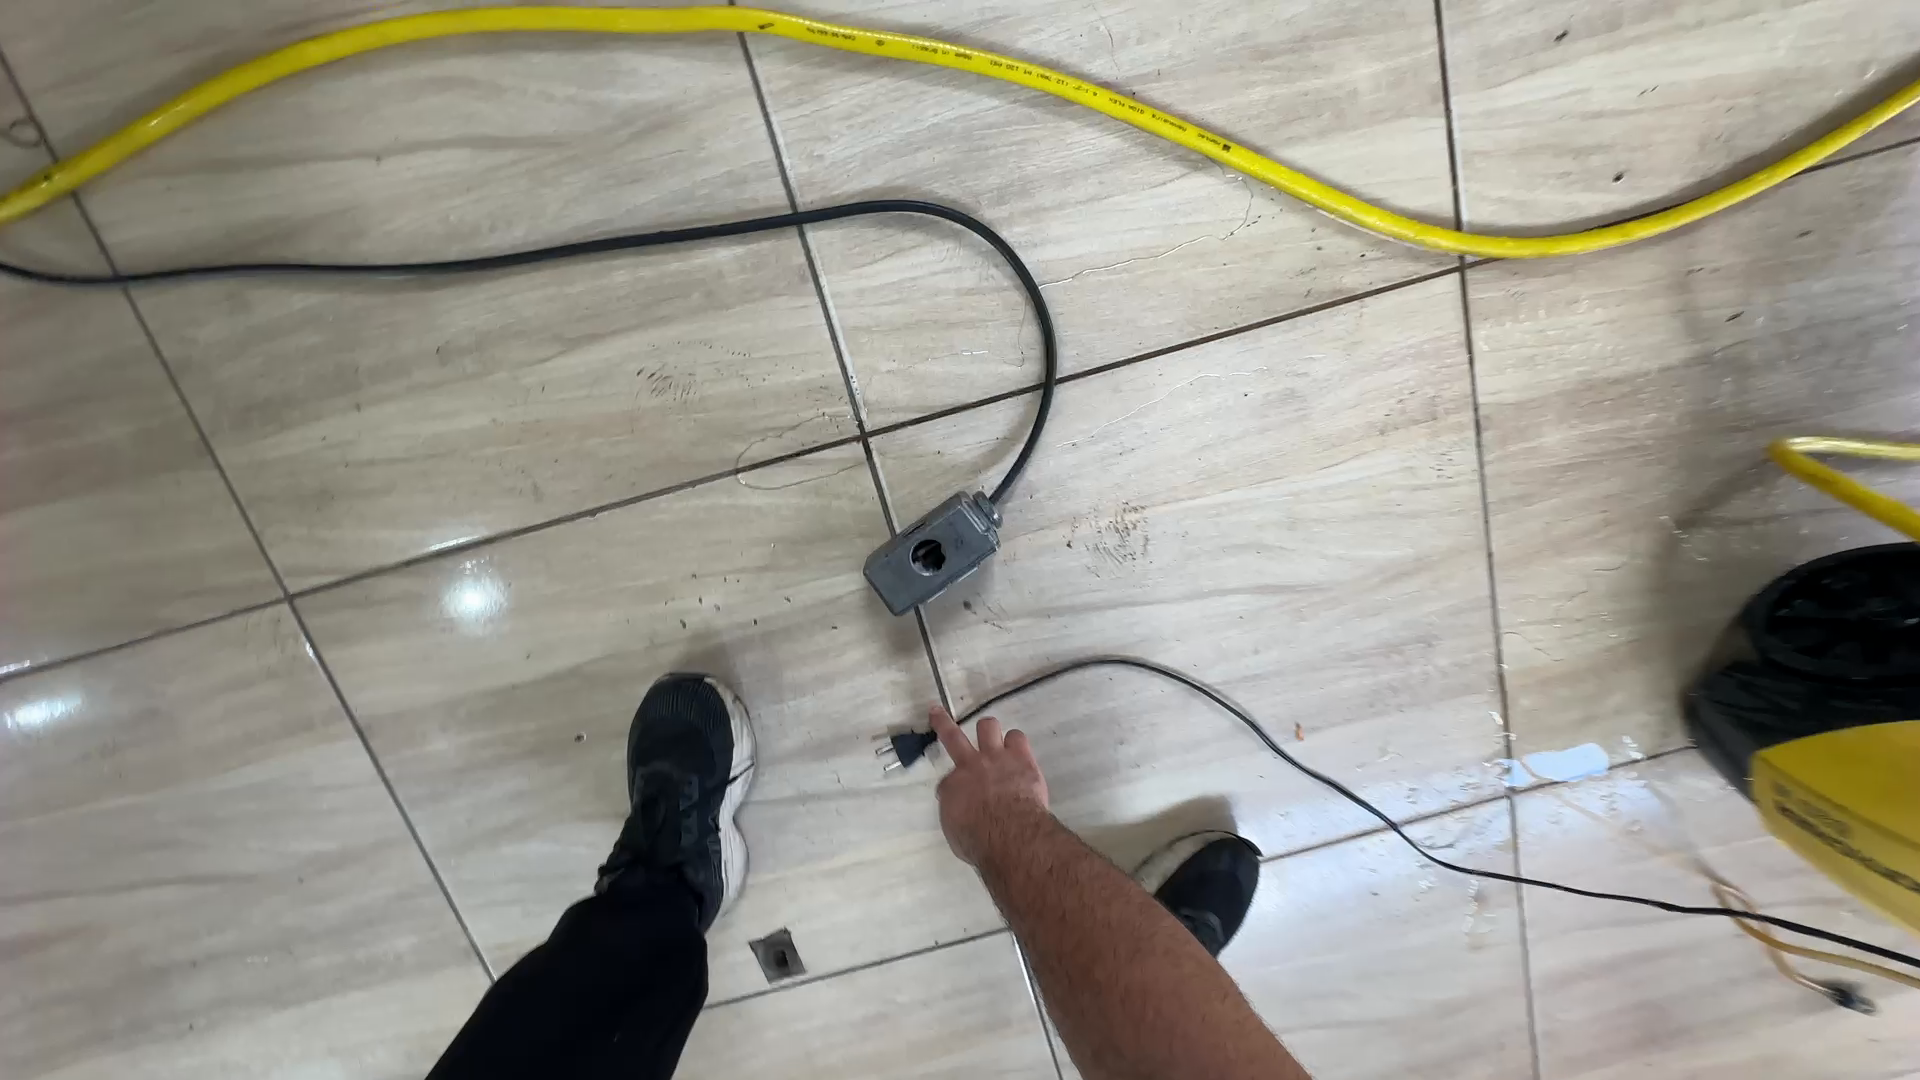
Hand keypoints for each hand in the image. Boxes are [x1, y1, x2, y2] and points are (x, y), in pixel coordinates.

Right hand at [929, 705, 1050, 865]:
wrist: (1009, 834)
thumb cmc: (979, 842)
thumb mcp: (956, 834)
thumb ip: (957, 816)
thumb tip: (962, 811)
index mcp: (953, 787)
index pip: (947, 782)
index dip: (953, 789)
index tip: (960, 800)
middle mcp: (971, 765)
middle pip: (952, 736)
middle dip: (942, 722)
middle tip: (937, 712)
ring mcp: (996, 757)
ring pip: (987, 726)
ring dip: (989, 731)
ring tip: (993, 739)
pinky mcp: (1021, 757)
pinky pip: (1017, 736)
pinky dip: (1016, 743)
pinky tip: (1018, 751)